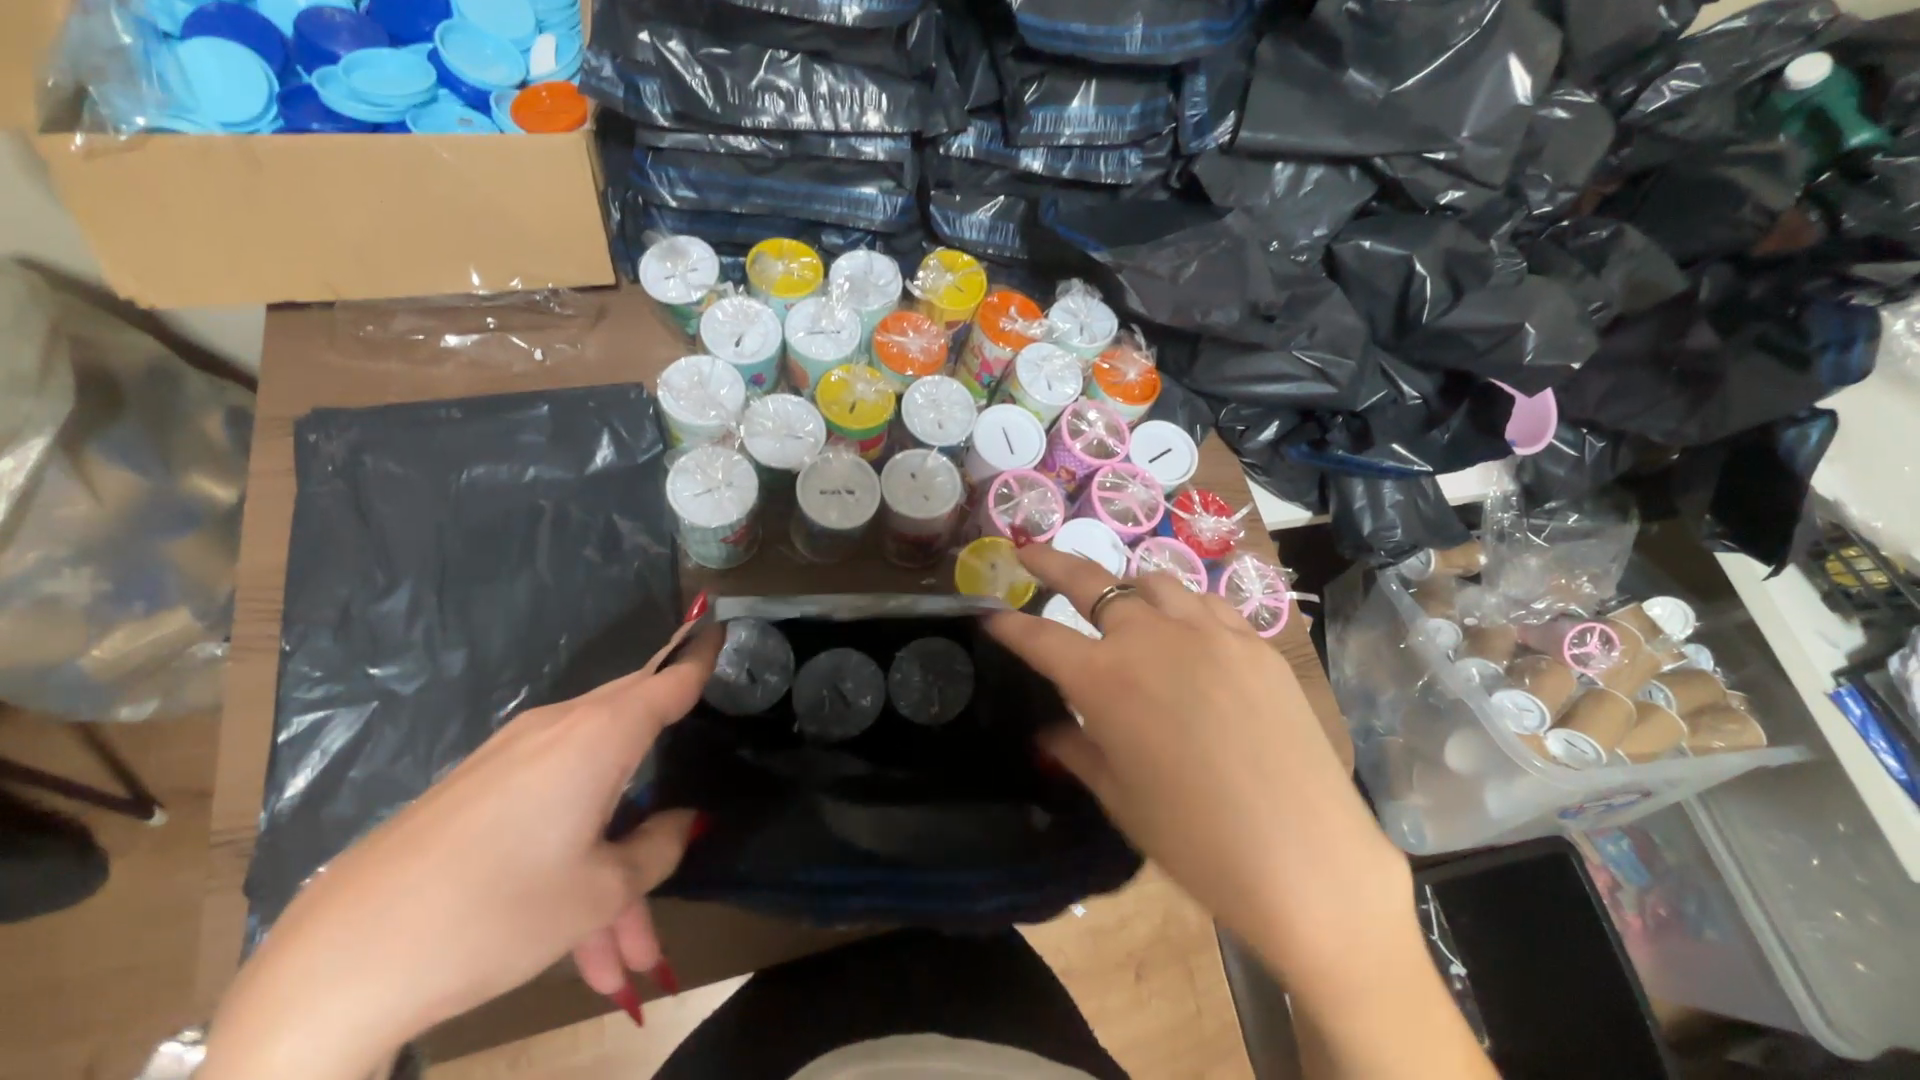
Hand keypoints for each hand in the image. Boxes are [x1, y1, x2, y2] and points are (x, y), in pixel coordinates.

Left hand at [203, 622, 721, 1079]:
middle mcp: (554, 733)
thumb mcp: (601, 891)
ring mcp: (508, 763)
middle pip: (630, 742)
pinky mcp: (475, 796)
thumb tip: (678, 822)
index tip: (722, 637)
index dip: (698, 662)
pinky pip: (546, 818)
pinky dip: (572, 871)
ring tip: (628, 961)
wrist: (348, 958)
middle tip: (687, 839)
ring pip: (588, 801)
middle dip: (658, 802)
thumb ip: (657, 848)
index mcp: (598, 737)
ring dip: (613, 872)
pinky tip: (581, 954)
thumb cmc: (500, 910)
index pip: (665, 683)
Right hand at [987, 544, 1411, 971]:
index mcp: (1103, 680)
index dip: (1008, 625)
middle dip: (1052, 565)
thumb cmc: (1193, 839)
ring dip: (1125, 584)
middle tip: (1029, 554)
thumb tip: (1048, 733)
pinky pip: (1208, 604)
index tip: (987, 613)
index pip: (1039, 638)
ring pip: (1156, 583)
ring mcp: (1209, 633)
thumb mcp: (1119, 797)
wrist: (1302, 856)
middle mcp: (1151, 639)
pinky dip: (1182, 603)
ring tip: (1117, 594)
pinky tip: (1184, 623)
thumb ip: (1077, 751)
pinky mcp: (1255, 643)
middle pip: (1093, 583)